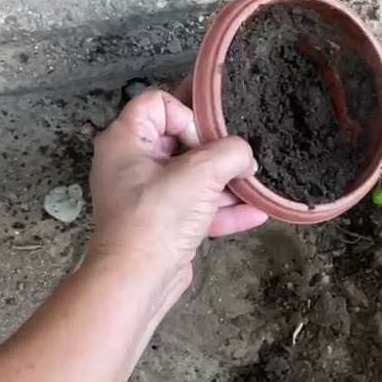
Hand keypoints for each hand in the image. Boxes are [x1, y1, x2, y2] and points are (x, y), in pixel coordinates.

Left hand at [88, 89, 266, 300]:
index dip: (187, 113)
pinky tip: (255, 212)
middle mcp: (131, 164)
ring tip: (254, 183)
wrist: (139, 279)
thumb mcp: (202, 173)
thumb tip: (245, 158)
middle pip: (180, 140)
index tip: (205, 139)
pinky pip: (196, 208)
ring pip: (192, 177)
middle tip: (239, 155)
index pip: (157, 102)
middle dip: (215, 149)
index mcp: (126, 140)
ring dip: (225, 182)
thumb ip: (231, 153)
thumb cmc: (157, 218)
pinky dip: (222, 209)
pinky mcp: (163, 224)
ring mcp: (147, 196)